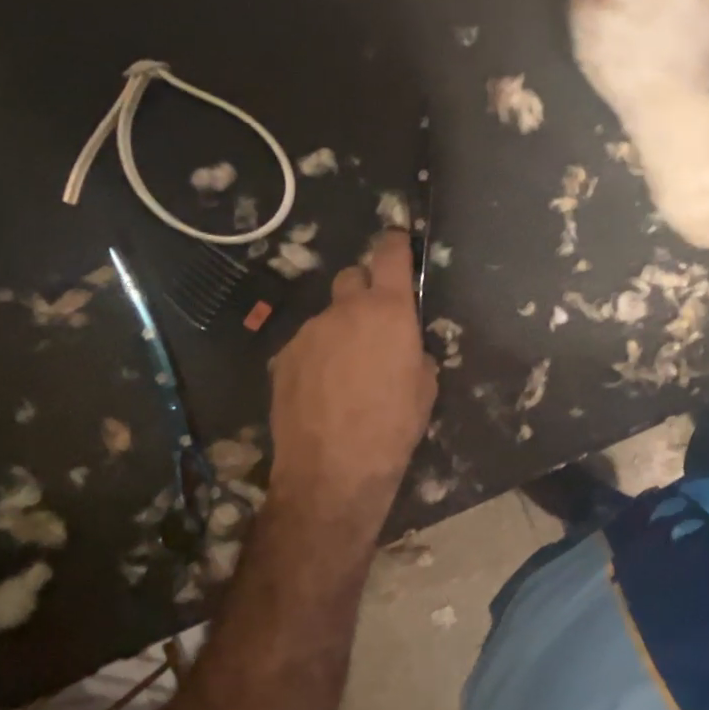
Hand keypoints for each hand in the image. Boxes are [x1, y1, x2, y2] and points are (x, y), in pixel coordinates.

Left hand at [268, 231, 437, 506]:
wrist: (333, 470)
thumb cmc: (394, 425)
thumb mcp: (426, 386)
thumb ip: (415, 352)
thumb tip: (405, 349)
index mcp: (388, 311)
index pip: (389, 255)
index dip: (394, 243)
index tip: (397, 239)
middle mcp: (344, 311)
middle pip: (351, 278)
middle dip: (364, 290)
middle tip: (375, 321)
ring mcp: (307, 333)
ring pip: (328, 317)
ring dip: (340, 331)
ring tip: (348, 371)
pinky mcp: (282, 359)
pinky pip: (307, 345)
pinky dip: (318, 356)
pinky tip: (324, 390)